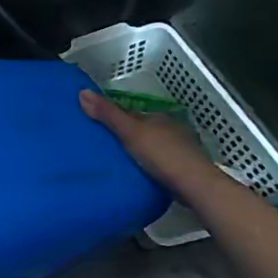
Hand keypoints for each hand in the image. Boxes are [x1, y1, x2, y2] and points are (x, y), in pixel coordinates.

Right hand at [79, 89, 218, 191]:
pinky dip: (149, 166)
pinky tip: (137, 174)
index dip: (116, 118)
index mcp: (160, 117)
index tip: (98, 126)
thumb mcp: (130, 132)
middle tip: (104, 145)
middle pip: (144, 129)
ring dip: (139, 152)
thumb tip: (82, 91)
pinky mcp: (183, 170)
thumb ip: (108, 114)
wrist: (194, 186)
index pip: (133, 114)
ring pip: (153, 147)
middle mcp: (172, 130)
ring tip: (117, 161)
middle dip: (128, 135)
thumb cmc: (162, 154)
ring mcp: (181, 151)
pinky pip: (159, 164)